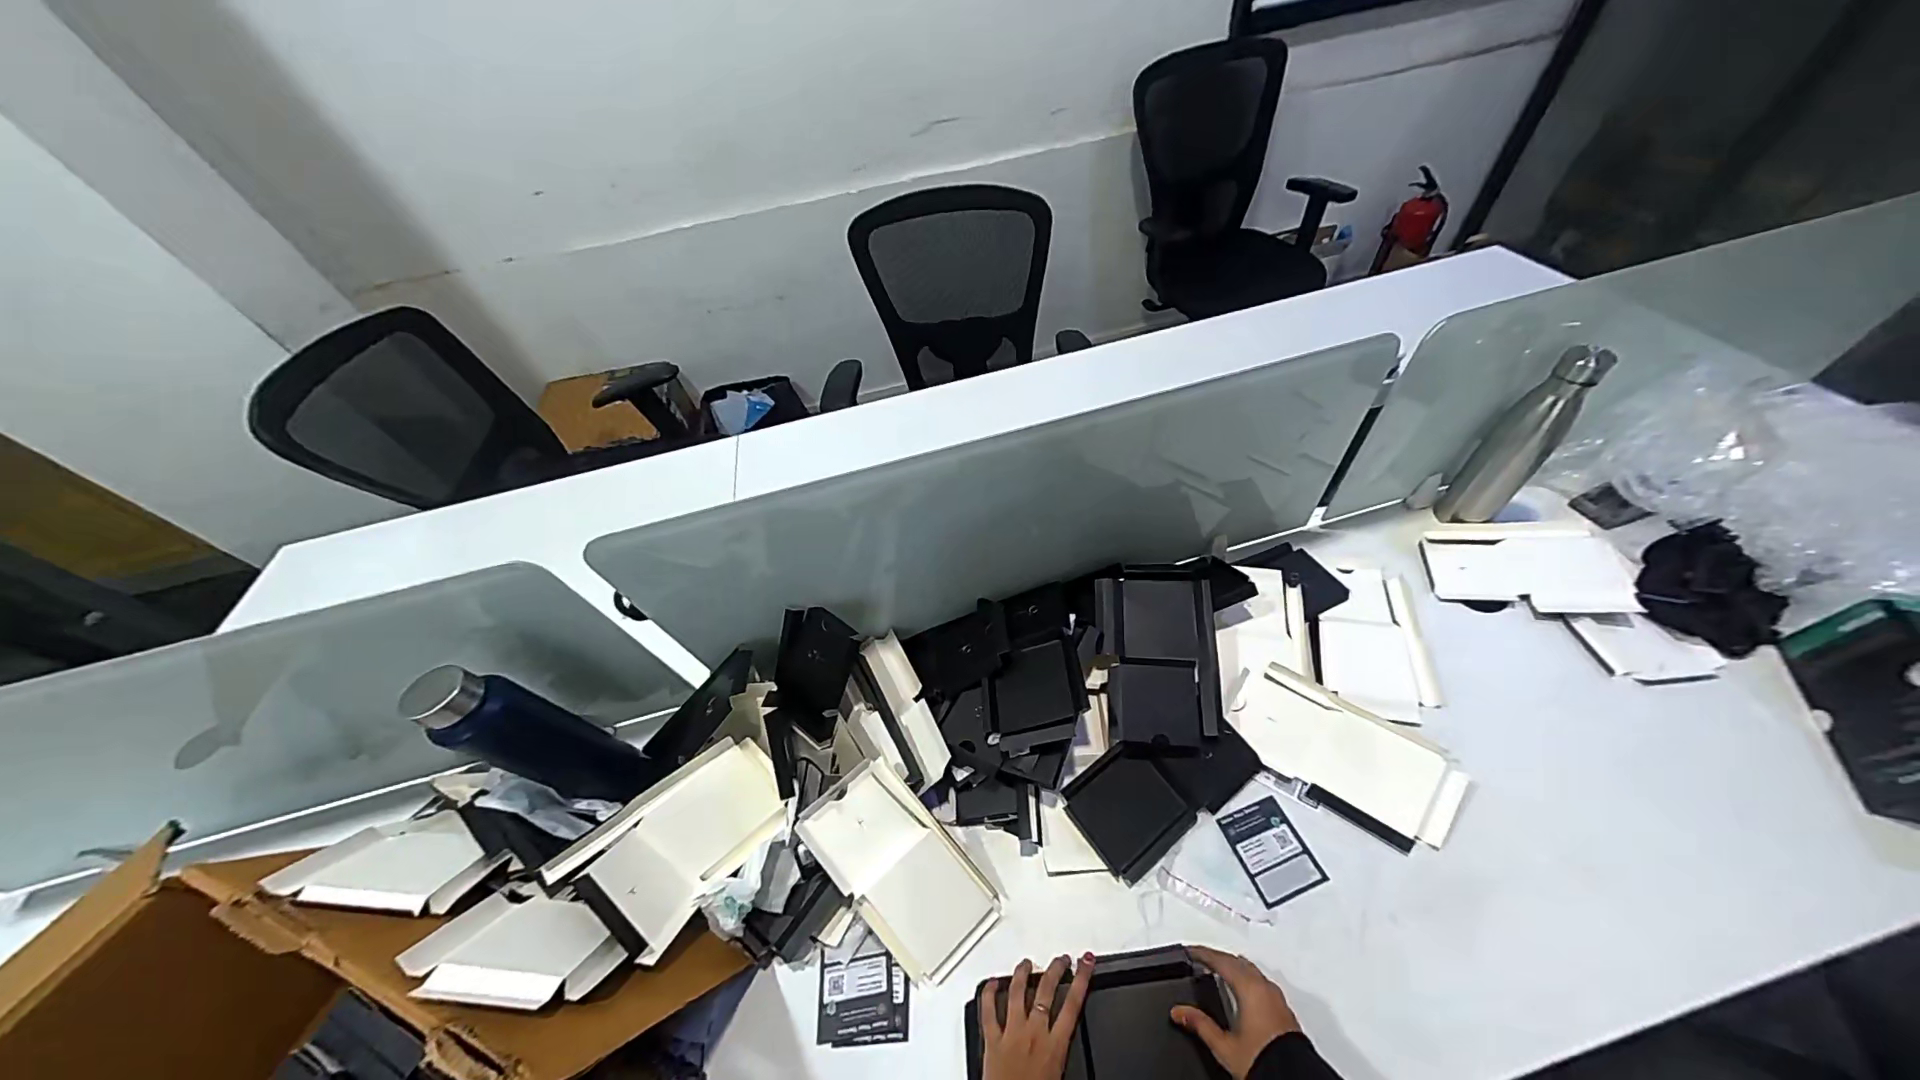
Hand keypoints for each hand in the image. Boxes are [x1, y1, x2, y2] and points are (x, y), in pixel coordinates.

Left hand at [981, 953, 1094, 1079]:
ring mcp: (1011, 1034)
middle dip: (1055, 969)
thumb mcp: (1060, 1077)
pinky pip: (988, 1011)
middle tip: (1061, 959)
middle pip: (1047, 991)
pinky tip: (991, 983)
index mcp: (1055, 1046)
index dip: (1081, 979)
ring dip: (1023, 973)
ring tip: (1028, 963)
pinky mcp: (991, 1040)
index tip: (1085, 962)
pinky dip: (988, 993)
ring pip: (1018, 992)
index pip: (1073, 1004)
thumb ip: (1063, 1055)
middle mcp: (1034, 1034)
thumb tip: (1068, 1044)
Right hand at [1171, 946, 1301, 1079]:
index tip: (1191, 951)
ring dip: (1235, 967)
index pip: (1221, 960)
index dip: (1203, 953)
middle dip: (1218, 957)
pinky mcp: (1285, 1011)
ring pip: (1252, 971)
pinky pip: (1263, 983)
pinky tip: (1243, 991)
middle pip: (1237, 962)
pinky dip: (1248, 979)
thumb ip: (1200, 1025)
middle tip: (1202, 958)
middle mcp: (1265, 989)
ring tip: (1220, 971)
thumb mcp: (1224, 1046)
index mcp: (1249, 989)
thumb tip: (1179, 1013)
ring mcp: (1278, 999)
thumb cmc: (1266, 1062)